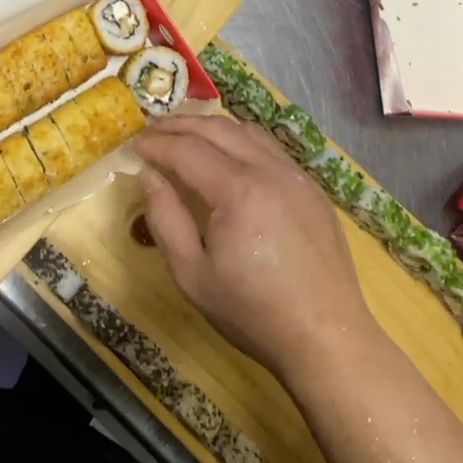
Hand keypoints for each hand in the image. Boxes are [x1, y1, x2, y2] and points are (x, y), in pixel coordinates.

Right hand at [135, 114, 377, 381]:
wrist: (327, 338)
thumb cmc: (252, 312)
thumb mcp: (192, 274)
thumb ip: (165, 219)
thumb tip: (149, 176)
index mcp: (237, 191)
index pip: (187, 149)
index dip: (157, 143)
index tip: (135, 145)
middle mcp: (268, 170)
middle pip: (216, 128)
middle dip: (179, 125)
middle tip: (154, 131)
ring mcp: (296, 176)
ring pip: (246, 130)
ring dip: (211, 126)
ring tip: (186, 135)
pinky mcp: (312, 188)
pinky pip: (270, 147)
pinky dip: (240, 139)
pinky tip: (228, 155)